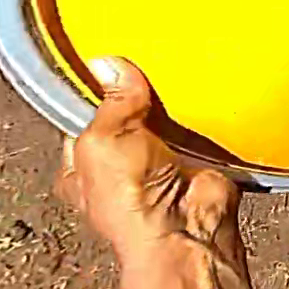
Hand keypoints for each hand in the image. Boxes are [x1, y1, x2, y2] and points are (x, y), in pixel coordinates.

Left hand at [55, 56, 245, 282]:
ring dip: (173, 104)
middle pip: (129, 114)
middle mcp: (122, 165)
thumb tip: (107, 64)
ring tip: (177, 74)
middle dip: (139, 94)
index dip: (93, 90)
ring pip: (165, 118)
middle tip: (147, 66)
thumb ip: (111, 102)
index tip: (107, 61)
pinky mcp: (200, 158)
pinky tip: (204, 95)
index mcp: (85, 166)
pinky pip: (201, 125)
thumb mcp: (103, 141)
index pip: (84, 116)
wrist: (187, 226)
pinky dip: (204, 113)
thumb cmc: (130, 201)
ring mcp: (163, 161)